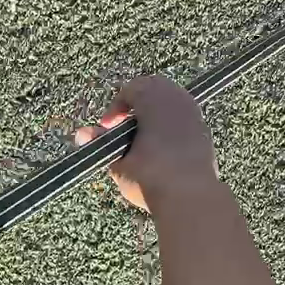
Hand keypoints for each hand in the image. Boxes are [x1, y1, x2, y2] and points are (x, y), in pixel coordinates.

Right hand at [73, 75, 218, 210]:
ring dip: (152, 115)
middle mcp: (178, 99)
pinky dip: (167, 126)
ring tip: (139, 140)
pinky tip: (158, 150)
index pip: (132, 88)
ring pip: (170, 101)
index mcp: (155, 100)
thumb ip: (100, 142)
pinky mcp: (203, 132)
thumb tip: (81, 133)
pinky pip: (182, 118)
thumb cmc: (149, 177)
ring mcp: (194, 114)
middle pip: (154, 88)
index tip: (106, 127)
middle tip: (121, 129)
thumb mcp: (117, 161)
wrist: (188, 196)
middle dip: (135, 105)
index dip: (115, 107)